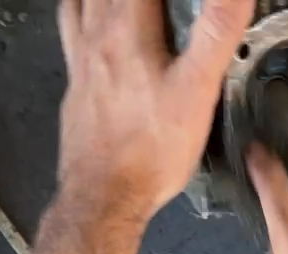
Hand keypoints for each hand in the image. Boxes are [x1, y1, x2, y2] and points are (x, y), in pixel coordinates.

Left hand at [56, 0, 249, 223]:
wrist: (104, 199)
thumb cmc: (149, 153)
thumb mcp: (196, 92)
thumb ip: (216, 33)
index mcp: (127, 29)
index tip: (180, 1)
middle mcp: (96, 38)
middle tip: (160, 5)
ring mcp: (80, 66)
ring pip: (80, 4)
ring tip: (122, 4)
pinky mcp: (75, 93)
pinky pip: (72, 41)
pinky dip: (82, 23)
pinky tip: (97, 38)